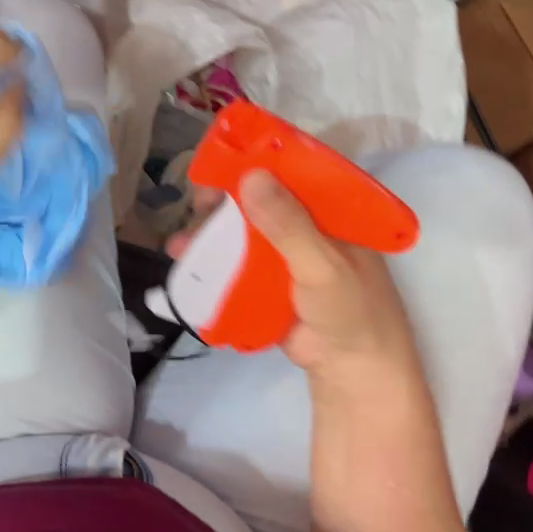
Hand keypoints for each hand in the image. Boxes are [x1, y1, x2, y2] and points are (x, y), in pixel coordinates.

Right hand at [168, 171, 422, 387]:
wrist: (350, 368)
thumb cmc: (351, 311)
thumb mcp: (322, 264)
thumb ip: (288, 224)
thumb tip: (251, 177)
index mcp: (331, 211)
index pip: (291, 172)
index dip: (255, 163)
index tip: (219, 166)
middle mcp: (305, 225)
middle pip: (256, 199)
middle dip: (222, 201)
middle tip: (197, 207)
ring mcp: (281, 253)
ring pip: (238, 230)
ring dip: (208, 233)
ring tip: (180, 245)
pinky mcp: (263, 280)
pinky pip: (232, 260)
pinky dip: (207, 258)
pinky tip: (184, 260)